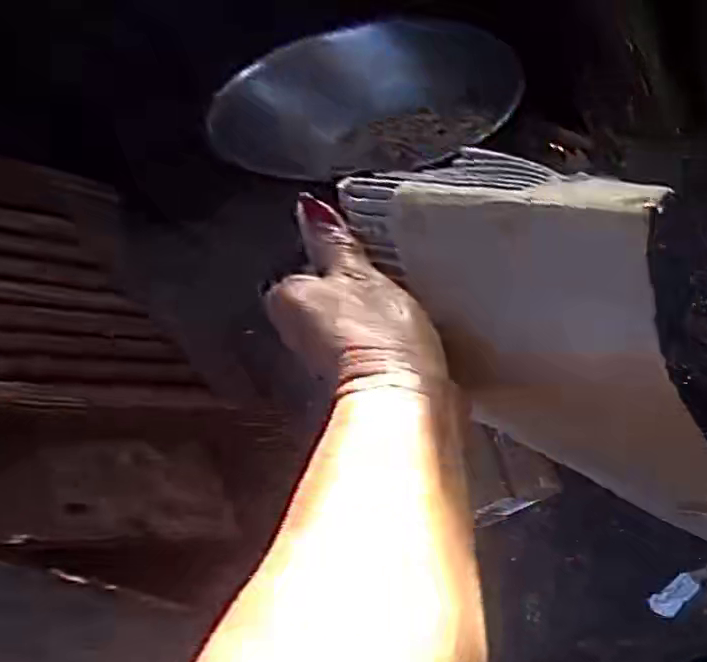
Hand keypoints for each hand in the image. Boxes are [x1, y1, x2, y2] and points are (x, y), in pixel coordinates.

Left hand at [265, 194, 447, 392]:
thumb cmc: (378, 343)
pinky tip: (419, 363)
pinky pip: (378, 373)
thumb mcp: (362, 276)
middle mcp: (295, 340)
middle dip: (357, 308)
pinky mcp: (365, 400)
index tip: (376, 272)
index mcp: (287, 298)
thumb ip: (335, 244)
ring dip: (376, 340)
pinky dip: (394, 367)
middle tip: (397, 301)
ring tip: (413, 334)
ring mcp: (328, 375)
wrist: (406, 407)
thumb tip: (311, 209)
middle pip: (329, 311)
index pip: (310, 272)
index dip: (345, 270)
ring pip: (352, 343)